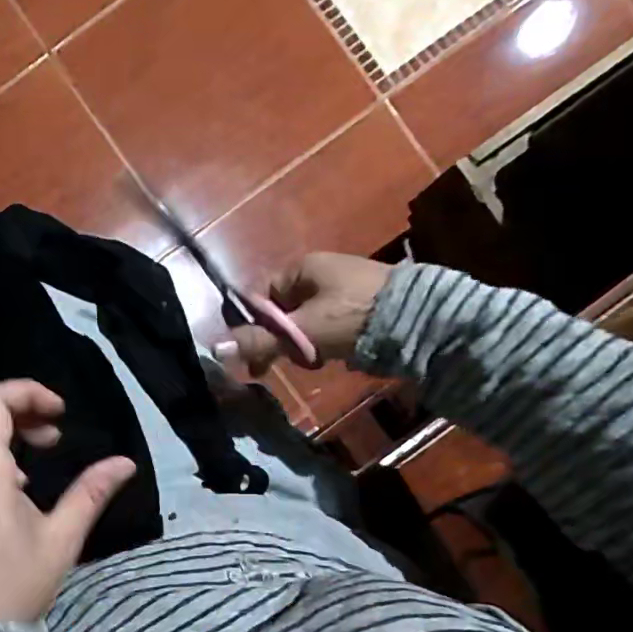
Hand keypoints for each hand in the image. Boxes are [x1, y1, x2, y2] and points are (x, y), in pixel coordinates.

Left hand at [0, 380, 136, 622]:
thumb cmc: (17, 584)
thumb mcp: (62, 538)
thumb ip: (90, 493)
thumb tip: (124, 463)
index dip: (27, 393)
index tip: (60, 413)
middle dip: (15, 408)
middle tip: (51, 432)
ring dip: (0, 431)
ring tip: (37, 457)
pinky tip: (13, 486)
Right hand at [218, 252, 393, 373]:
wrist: (416, 320)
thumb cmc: (352, 318)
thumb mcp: (303, 332)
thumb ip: (261, 341)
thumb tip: (216, 348)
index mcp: (302, 269)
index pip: (261, 297)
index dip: (255, 327)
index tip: (257, 357)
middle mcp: (319, 274)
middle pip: (282, 313)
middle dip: (284, 341)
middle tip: (289, 362)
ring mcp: (340, 290)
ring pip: (304, 324)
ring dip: (305, 346)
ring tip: (319, 359)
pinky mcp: (358, 308)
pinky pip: (327, 328)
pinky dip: (325, 344)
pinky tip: (335, 355)